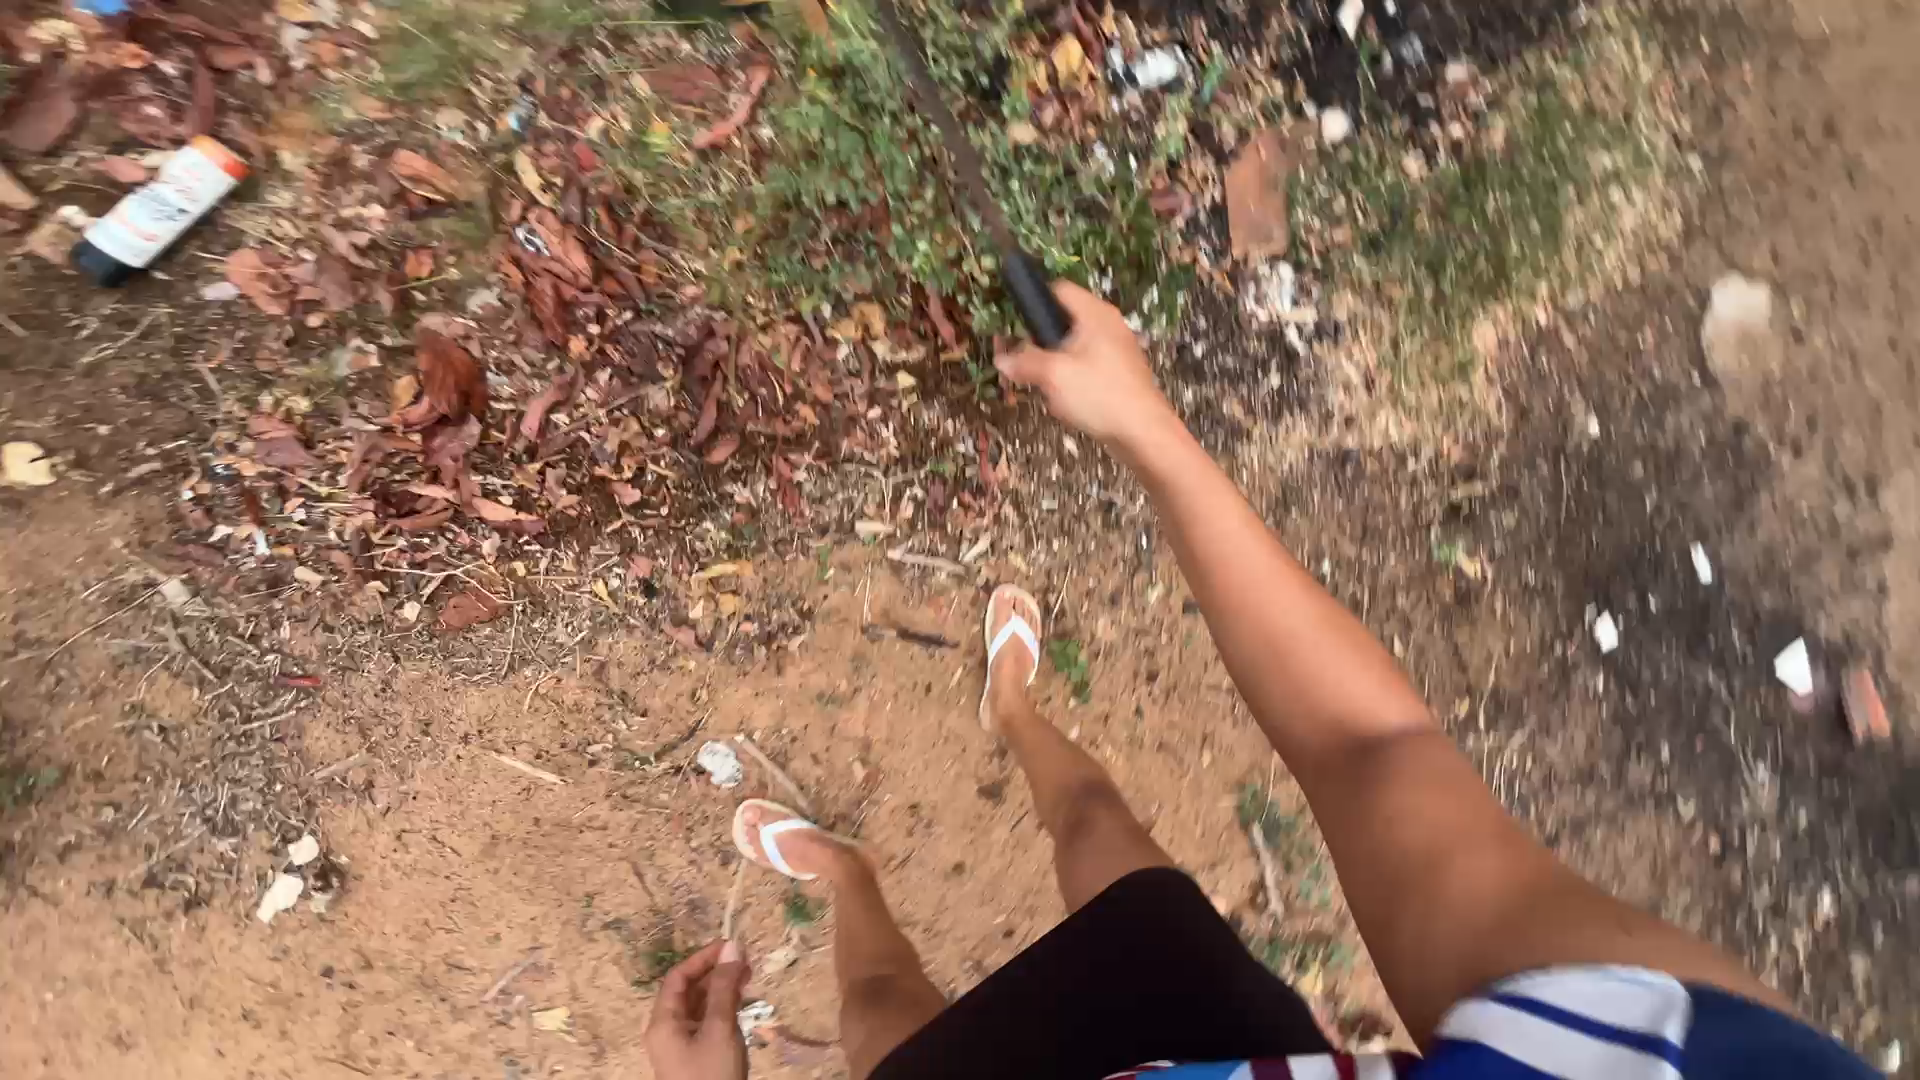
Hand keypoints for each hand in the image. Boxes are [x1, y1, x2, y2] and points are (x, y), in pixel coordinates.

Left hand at [646, 940, 751, 1079]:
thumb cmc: (711, 1074)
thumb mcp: (719, 1028)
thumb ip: (724, 986)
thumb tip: (732, 946)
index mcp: (663, 1022)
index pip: (677, 977)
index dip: (703, 957)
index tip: (732, 946)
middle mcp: (667, 1030)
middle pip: (688, 989)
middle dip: (716, 971)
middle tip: (746, 962)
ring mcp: (681, 1045)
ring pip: (699, 1004)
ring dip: (722, 988)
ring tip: (748, 979)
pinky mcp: (695, 1057)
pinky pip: (706, 1021)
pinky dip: (724, 1007)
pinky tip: (743, 1004)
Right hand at [994, 282, 1178, 458]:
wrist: (1143, 433)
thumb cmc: (1100, 395)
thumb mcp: (1053, 376)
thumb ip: (1024, 363)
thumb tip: (1001, 359)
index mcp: (1095, 314)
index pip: (1058, 290)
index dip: (1034, 302)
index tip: (1016, 324)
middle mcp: (1108, 326)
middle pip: (1063, 324)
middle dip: (1041, 346)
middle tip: (1027, 365)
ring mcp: (1115, 351)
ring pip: (1072, 352)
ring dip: (1054, 371)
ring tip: (1050, 391)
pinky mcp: (1118, 375)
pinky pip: (1085, 372)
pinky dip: (1072, 385)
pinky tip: (1068, 406)